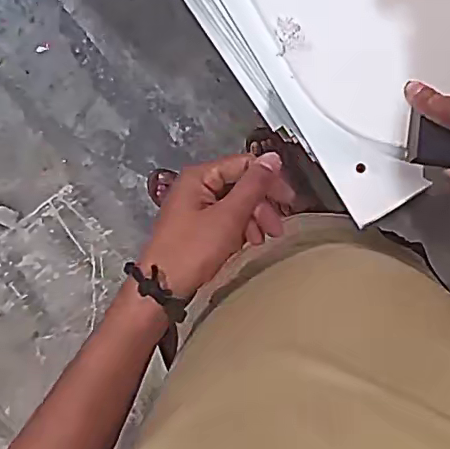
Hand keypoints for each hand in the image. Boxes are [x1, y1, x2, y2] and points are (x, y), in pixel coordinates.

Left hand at [133, 151, 295, 303]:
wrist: (163, 289)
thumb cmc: (188, 253)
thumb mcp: (228, 216)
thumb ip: (253, 185)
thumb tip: (272, 159)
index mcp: (199, 177)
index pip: (244, 164)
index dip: (269, 180)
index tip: (287, 199)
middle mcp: (196, 187)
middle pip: (242, 184)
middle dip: (262, 204)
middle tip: (276, 224)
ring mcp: (196, 207)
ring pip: (237, 203)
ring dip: (255, 219)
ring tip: (262, 237)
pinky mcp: (198, 226)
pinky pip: (228, 219)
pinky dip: (242, 229)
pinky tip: (248, 241)